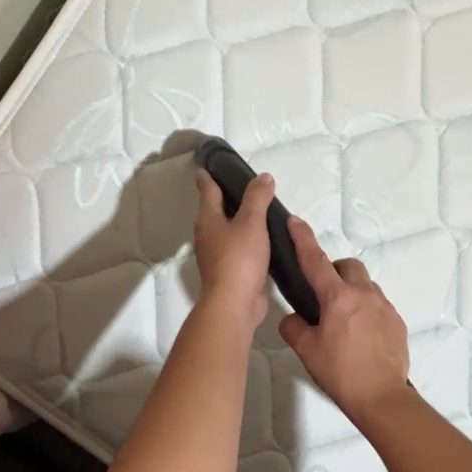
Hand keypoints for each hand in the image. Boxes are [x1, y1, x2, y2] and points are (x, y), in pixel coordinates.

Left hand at [194, 169, 274, 331]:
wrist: (234, 304)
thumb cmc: (239, 259)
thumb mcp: (251, 222)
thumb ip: (258, 198)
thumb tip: (263, 177)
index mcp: (208, 220)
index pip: (208, 191)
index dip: (208, 177)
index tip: (206, 167)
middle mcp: (208, 236)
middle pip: (216, 211)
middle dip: (226, 199)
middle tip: (245, 186)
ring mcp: (218, 256)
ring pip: (228, 231)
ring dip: (240, 221)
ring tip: (259, 211)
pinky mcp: (231, 272)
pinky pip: (240, 249)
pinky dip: (249, 241)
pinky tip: (264, 240)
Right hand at [277, 216, 412, 420]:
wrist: (382, 398)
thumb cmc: (341, 373)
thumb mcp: (307, 351)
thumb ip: (294, 328)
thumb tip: (293, 319)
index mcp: (338, 298)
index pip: (315, 261)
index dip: (302, 239)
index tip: (294, 221)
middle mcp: (364, 295)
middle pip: (348, 266)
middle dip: (334, 271)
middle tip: (323, 295)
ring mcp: (385, 308)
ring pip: (365, 286)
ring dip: (351, 293)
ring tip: (341, 321)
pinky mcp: (397, 323)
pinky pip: (378, 306)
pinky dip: (365, 312)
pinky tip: (359, 338)